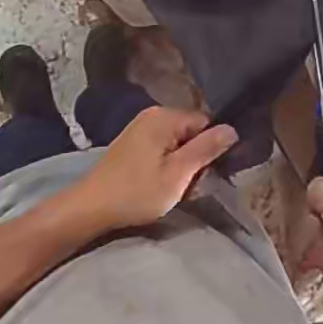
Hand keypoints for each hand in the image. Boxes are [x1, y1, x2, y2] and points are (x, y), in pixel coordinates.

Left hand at [63, 107, 237, 232]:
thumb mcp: (178, 174)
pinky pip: (163, 148)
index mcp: (165, 117)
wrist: (90, 208)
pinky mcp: (133, 143)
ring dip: (182, 165)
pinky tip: (161, 185)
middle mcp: (153, 115)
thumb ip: (206, 149)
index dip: (211, 148)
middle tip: (190, 186)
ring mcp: (141, 128)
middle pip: (192, 132)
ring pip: (179, 143)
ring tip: (175, 189)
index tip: (207, 174)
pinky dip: (167, 165)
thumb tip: (232, 129)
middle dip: (196, 158)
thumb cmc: (137, 192)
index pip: (206, 123)